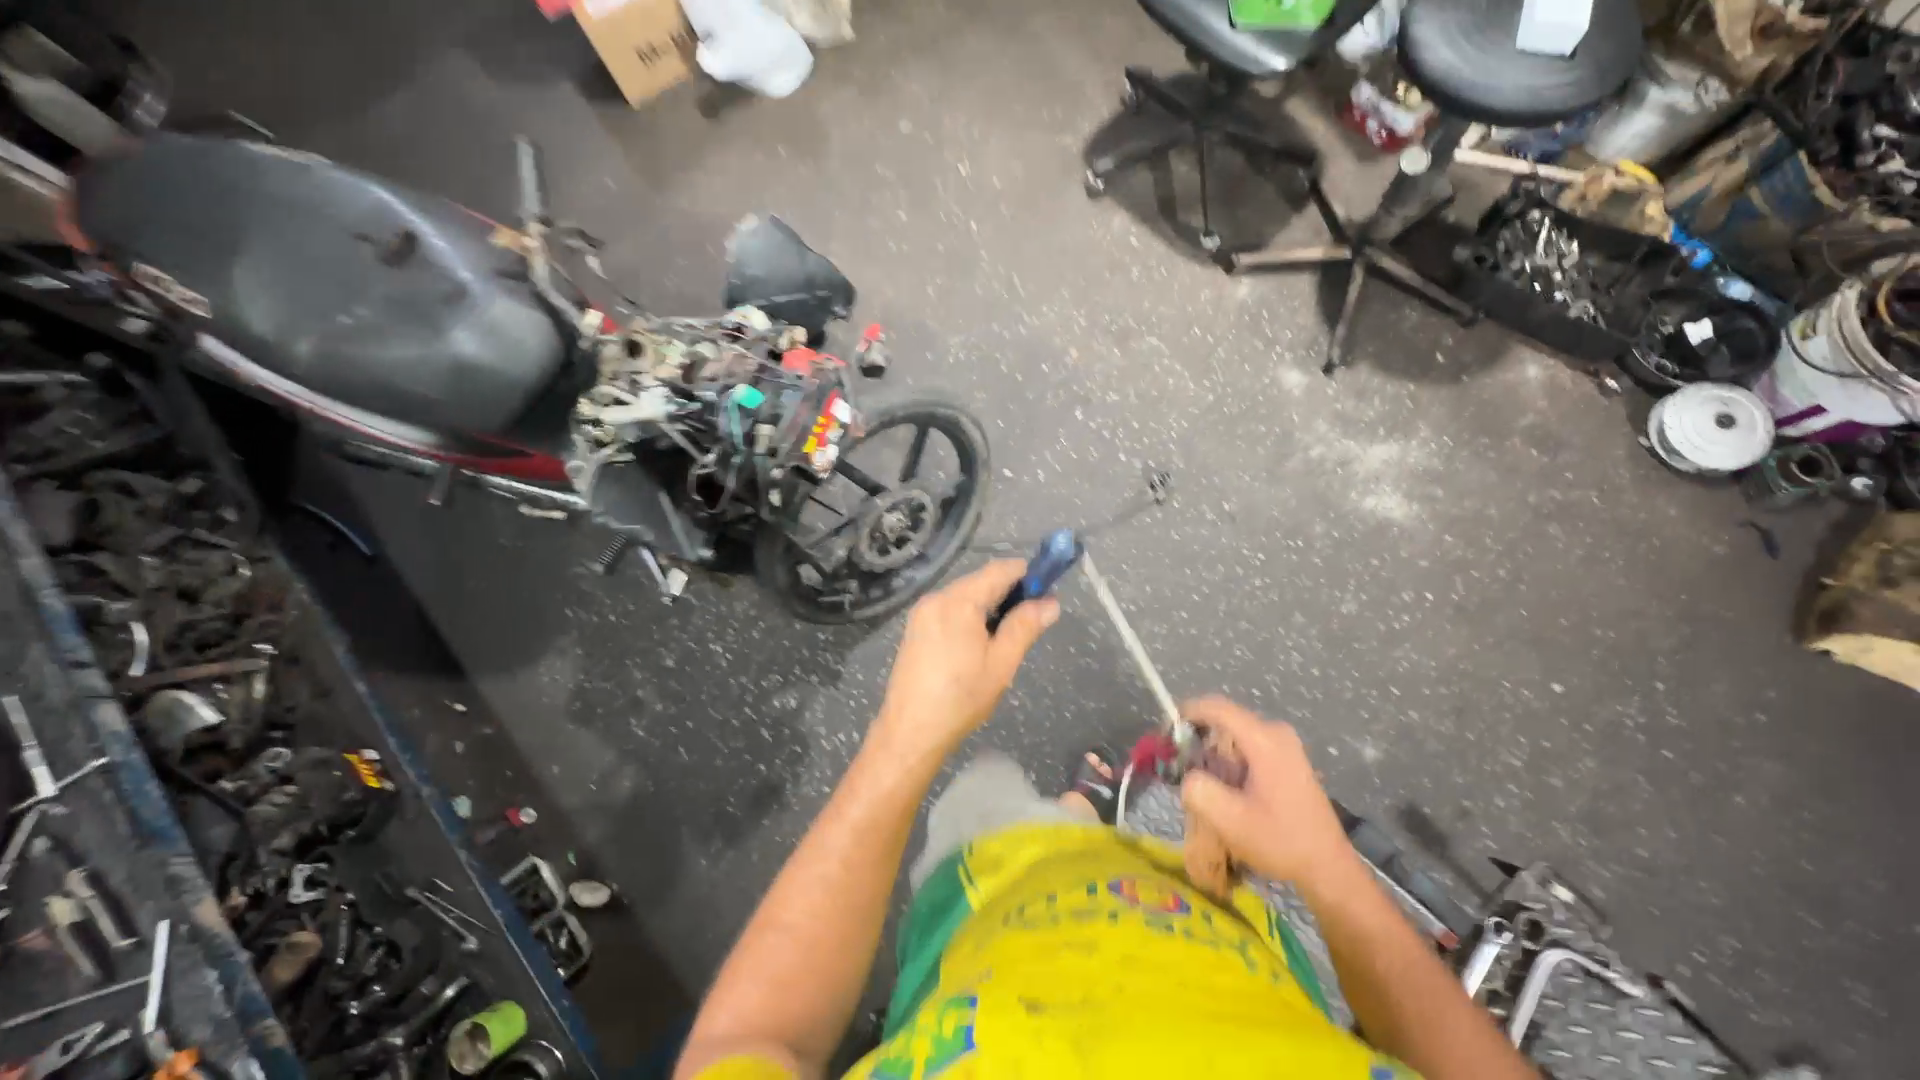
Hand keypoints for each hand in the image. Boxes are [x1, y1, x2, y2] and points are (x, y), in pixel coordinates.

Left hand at [869, 560, 1057, 760]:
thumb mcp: (1001, 663)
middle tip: (1033, 618)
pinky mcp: (915, 629)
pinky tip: (981, 643)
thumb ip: (1025, 627)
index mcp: (958, 601)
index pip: (999, 570)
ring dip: (990, 606)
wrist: (912, 730)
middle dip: (1009, 593)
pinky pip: (950, 610)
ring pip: (965, 596)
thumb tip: (1051, 602)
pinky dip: (970, 616)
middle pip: (980, 581)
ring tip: (1010, 635)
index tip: (1048, 589)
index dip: (1027, 574)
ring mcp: (921, 613)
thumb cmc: (961, 698)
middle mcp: (936, 598)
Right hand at [1179, 696, 1360, 889]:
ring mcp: (1286, 747)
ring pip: (1235, 738)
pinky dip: (1230, 764)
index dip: (1186, 714)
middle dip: (1199, 742)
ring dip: (1214, 757)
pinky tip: (1228, 794)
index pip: (1216, 708)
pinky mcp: (1288, 761)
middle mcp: (1277, 734)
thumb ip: (1198, 791)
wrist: (1328, 867)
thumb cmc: (1281, 841)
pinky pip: (1248, 750)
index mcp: (1265, 740)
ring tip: (1204, 789)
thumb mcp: (1230, 821)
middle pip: (1225, 723)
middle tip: (1182, 772)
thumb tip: (1189, 776)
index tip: (1166, 736)